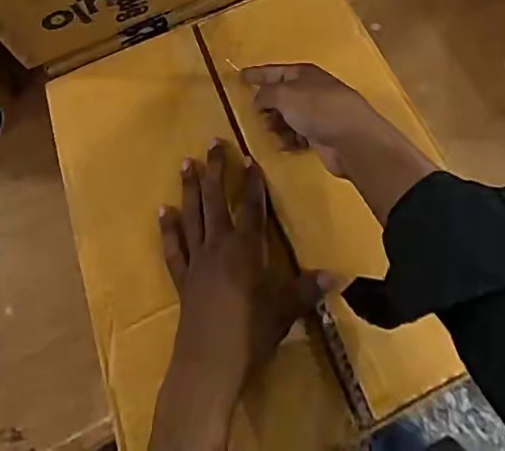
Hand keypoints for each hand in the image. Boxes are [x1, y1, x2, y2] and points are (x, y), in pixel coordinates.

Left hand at [150, 141, 324, 450]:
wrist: (209, 362)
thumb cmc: (251, 333)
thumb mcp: (285, 311)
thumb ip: (308, 289)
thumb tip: (341, 274)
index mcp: (245, 249)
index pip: (252, 207)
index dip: (252, 182)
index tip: (248, 156)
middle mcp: (218, 245)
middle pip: (217, 200)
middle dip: (215, 170)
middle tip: (211, 142)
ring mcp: (197, 259)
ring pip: (192, 214)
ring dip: (189, 188)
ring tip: (186, 162)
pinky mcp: (182, 277)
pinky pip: (174, 246)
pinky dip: (168, 228)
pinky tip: (162, 211)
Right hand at [243, 64, 435, 223]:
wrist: (353, 139)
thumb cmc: (317, 108)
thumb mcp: (284, 94)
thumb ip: (266, 93)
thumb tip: (258, 98)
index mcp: (304, 74)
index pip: (275, 71)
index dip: (257, 74)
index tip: (241, 76)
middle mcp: (311, 91)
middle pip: (281, 96)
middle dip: (267, 105)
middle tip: (256, 113)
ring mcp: (318, 114)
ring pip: (288, 117)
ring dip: (276, 124)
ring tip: (271, 131)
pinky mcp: (322, 136)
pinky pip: (298, 135)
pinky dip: (289, 139)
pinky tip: (284, 145)